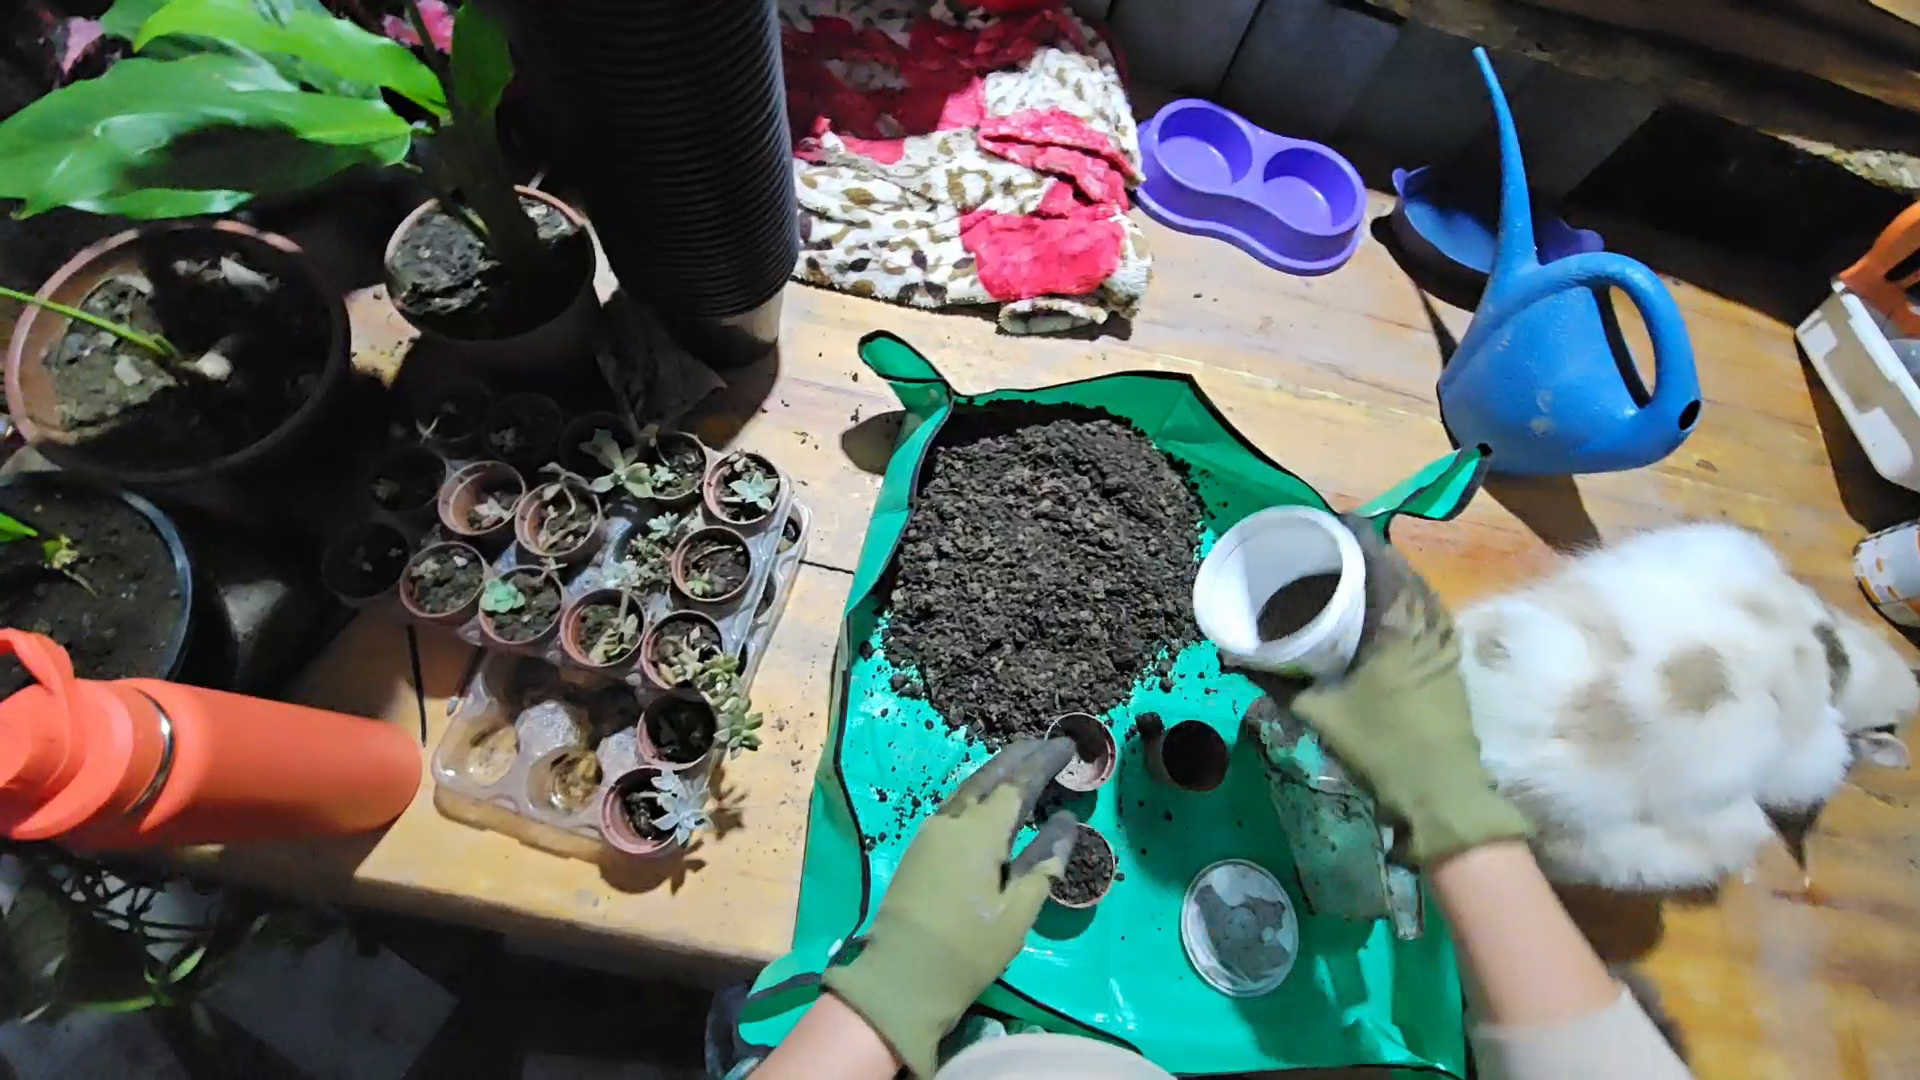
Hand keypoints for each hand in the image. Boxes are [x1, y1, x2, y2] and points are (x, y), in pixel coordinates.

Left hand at [823, 738, 1077, 1077]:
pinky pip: (957, 802)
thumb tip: (1066, 823)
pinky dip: (980, 789)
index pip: (1019, 784)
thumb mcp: (1016, 914)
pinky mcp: (921, 844)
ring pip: (970, 786)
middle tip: (1045, 743)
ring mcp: (932, 829)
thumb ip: (1042, 864)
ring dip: (998, 770)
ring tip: (1022, 760)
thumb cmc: (966, 950)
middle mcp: (953, 819)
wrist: (899, 978)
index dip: (1044, 763)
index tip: (1067, 745)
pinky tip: (989, 795)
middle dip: (1019, 756)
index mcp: (980, 832)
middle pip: (990, 775)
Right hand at [1273, 517, 1530, 866]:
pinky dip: (1407, 594)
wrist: (1441, 793)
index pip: (1382, 561)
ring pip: (1420, 588)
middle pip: (1403, 568)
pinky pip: (1428, 609)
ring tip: (1355, 565)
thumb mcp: (1316, 712)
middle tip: (1333, 543)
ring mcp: (1445, 643)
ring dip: (1392, 570)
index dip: (1358, 534)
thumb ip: (1272, 680)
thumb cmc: (1378, 745)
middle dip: (1371, 548)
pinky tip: (1384, 602)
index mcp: (1396, 627)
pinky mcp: (1450, 660)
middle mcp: (1427, 625)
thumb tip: (1227, 656)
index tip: (1331, 520)